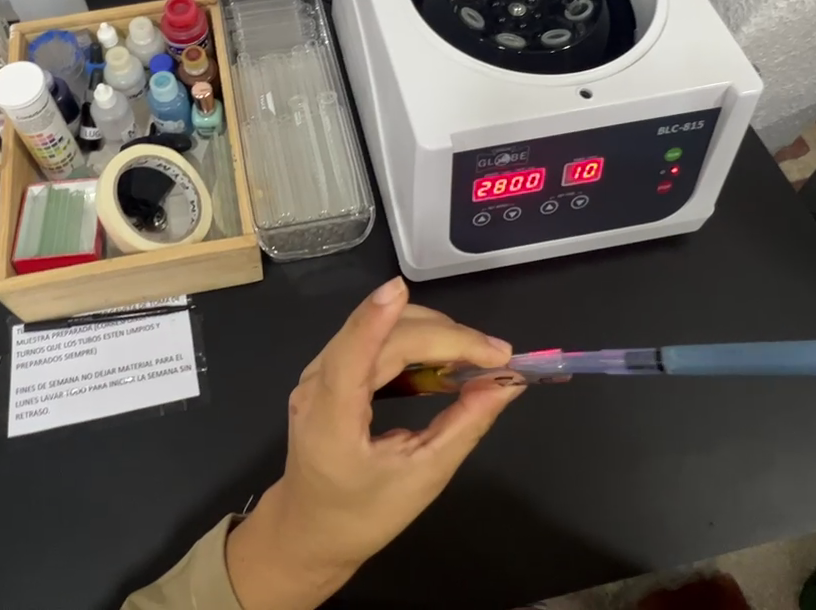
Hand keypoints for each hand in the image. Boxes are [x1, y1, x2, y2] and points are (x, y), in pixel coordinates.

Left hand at [224, 276, 520, 609]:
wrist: (310, 529)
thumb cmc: (364, 514)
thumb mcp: (423, 477)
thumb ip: (464, 425)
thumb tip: (506, 382)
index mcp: (331, 418)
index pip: (352, 354)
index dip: (375, 318)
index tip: (401, 287)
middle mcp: (316, 384)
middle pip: (381, 337)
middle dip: (443, 336)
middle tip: (498, 355)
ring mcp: (317, 372)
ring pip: (376, 330)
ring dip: (430, 332)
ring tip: (477, 354)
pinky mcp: (327, 370)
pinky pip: (372, 341)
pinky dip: (412, 341)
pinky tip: (444, 356)